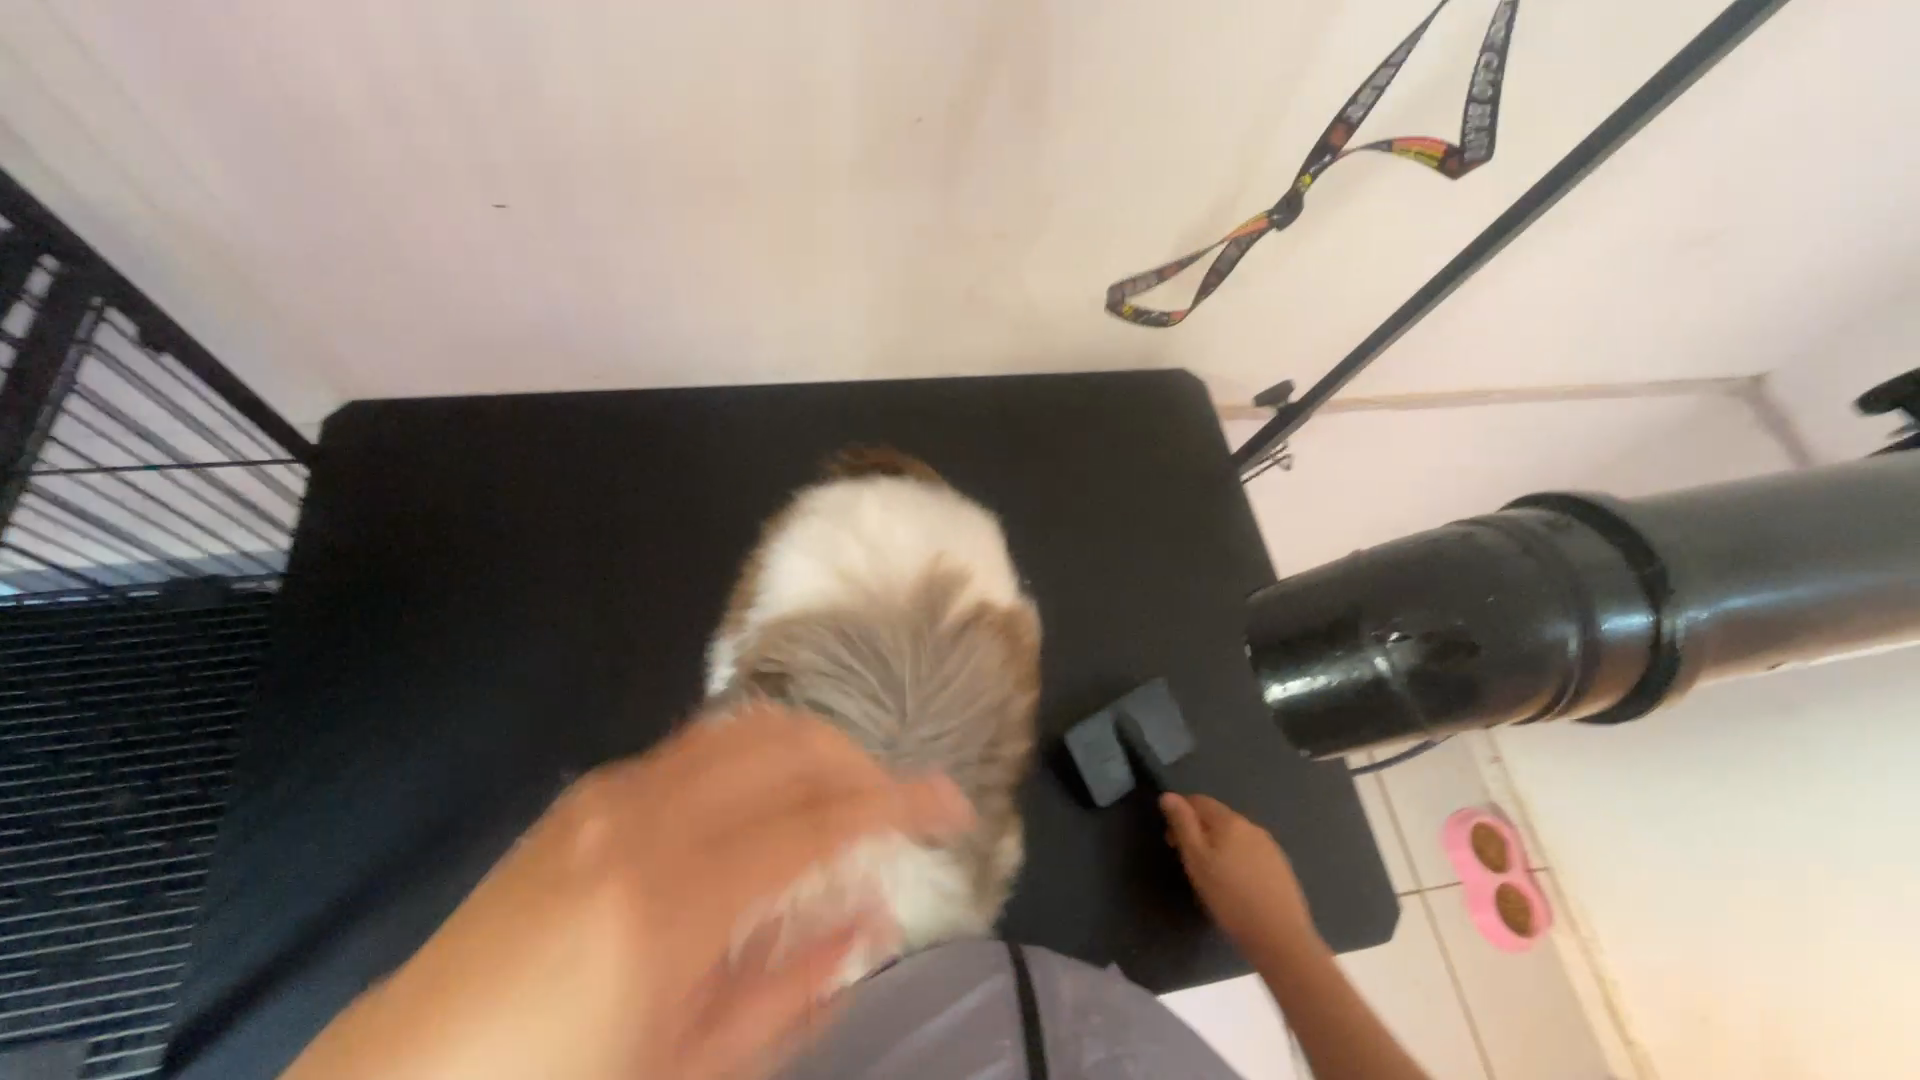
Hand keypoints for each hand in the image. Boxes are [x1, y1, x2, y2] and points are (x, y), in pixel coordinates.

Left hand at [281, 703, 974, 1079]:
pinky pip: (697, 747)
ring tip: (843, 795)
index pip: (819, 821)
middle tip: (897, 804)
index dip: (898, 805)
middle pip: (786, 746)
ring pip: (743, 729)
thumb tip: (875, 918)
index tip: (952, 807)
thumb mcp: (690, 1068)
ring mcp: (609, 794)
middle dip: (859, 762)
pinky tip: (766, 806)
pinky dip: (756, 756)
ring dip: (810, 749)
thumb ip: (795, 989)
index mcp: (673, 900)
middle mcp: (644, 819)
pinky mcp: (588, 792)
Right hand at [1161, 792, 1317, 956]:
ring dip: (1218, 845)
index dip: (1179, 813)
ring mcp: (1270, 846)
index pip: (1199, 801)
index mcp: (1229, 821)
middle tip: (1187, 861)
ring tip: (1211, 876)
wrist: (1280, 936)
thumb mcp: (1196, 860)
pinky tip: (1236, 884)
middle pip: (1217, 818)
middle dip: (1198, 831)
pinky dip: (1236, 859)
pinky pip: (1250, 852)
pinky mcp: (1280, 867)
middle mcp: (1252, 826)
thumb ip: (1182, 825)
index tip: (1171, 840)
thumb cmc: (1229, 897)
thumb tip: (1168, 795)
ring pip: (1235, 836)